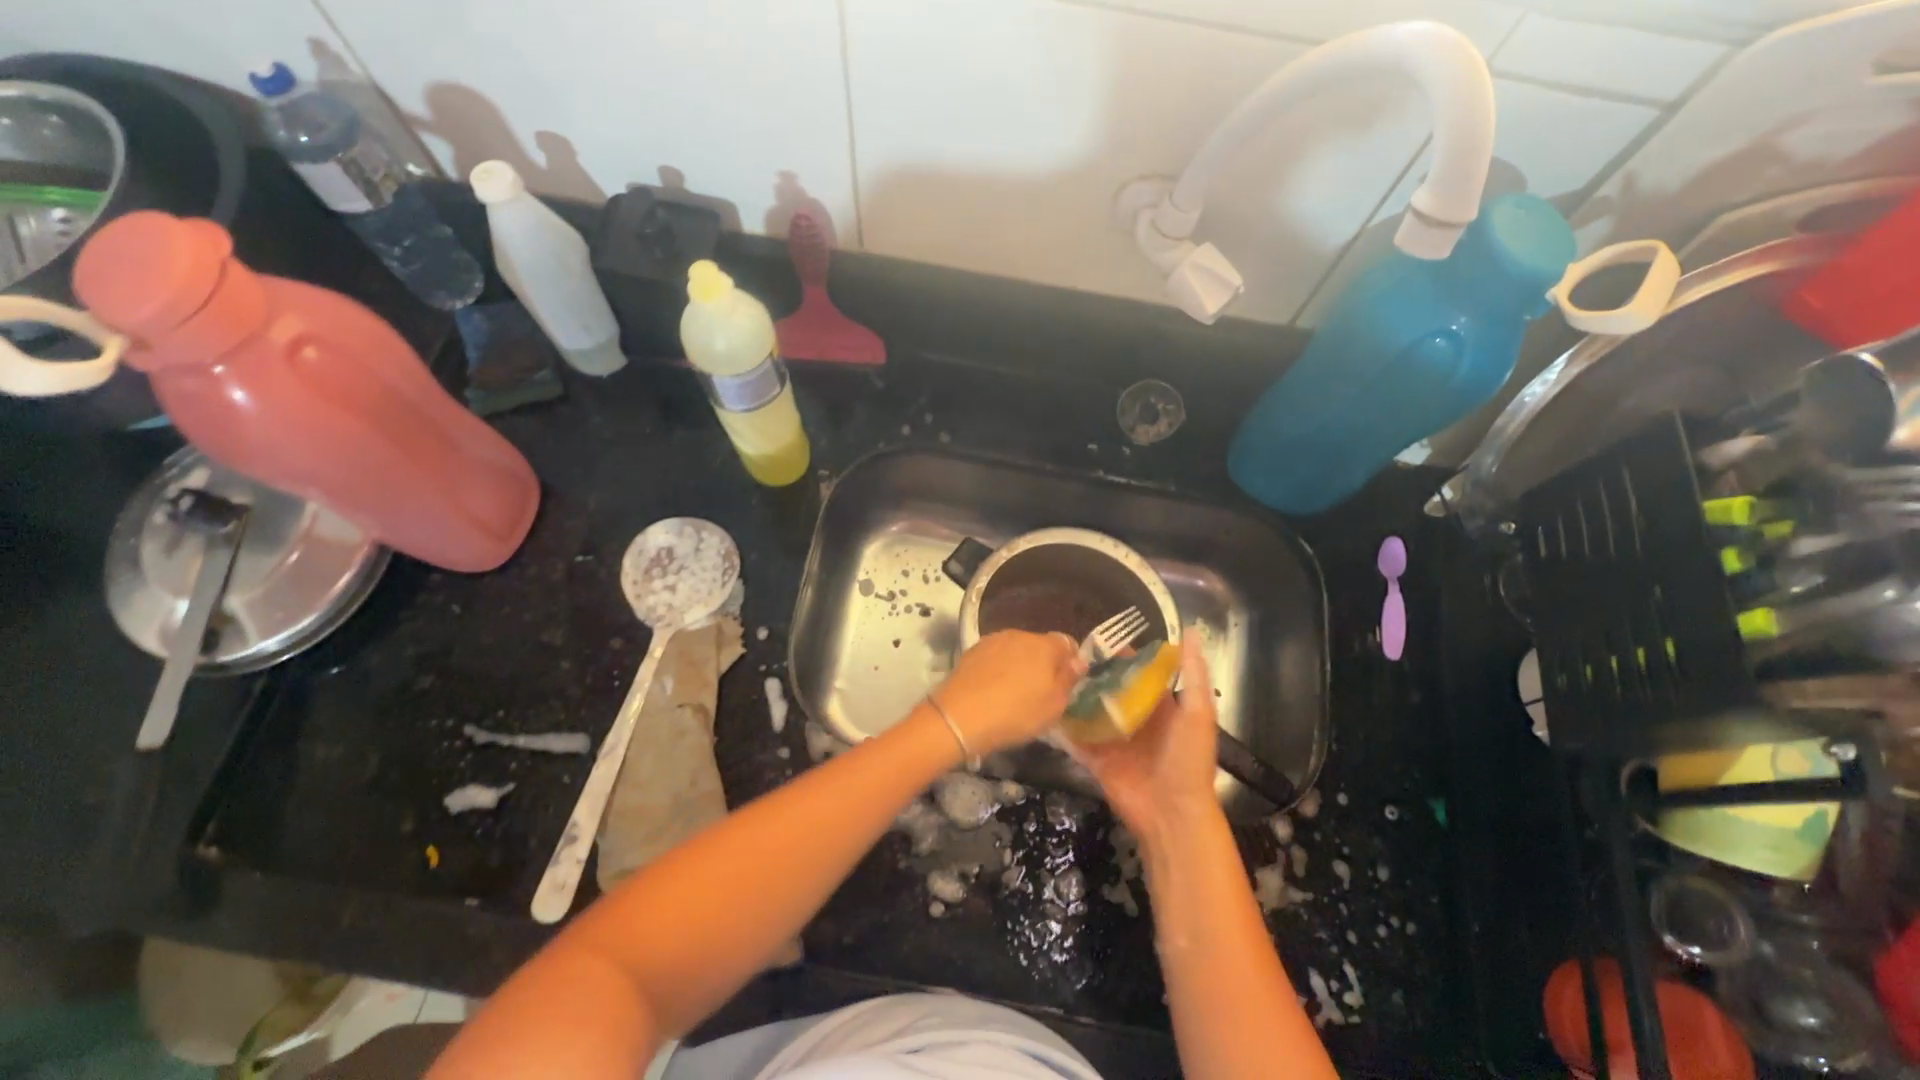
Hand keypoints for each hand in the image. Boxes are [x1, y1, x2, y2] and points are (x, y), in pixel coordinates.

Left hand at [932, 630, 1086, 756]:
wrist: (960, 717)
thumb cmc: (1016, 713)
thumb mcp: (1054, 706)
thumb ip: (1068, 680)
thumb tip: (1078, 661)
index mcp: (1045, 645)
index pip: (1067, 643)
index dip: (1070, 662)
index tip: (1066, 684)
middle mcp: (1019, 634)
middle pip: (1039, 645)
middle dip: (1043, 663)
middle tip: (1040, 692)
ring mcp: (992, 640)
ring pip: (1015, 650)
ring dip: (1019, 665)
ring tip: (1013, 692)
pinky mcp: (971, 651)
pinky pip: (995, 657)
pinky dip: (998, 669)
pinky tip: (992, 689)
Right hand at [1072, 640, 1220, 842]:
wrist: (1172, 813)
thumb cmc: (1188, 761)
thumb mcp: (1198, 714)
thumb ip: (1193, 674)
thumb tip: (1189, 631)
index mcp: (1162, 707)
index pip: (1141, 674)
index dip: (1124, 657)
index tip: (1101, 638)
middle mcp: (1137, 720)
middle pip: (1112, 691)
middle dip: (1095, 675)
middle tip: (1069, 656)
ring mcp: (1115, 741)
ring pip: (1092, 712)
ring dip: (1077, 697)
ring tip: (1053, 676)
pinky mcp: (1097, 759)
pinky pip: (1078, 740)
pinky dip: (1065, 728)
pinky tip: (1047, 708)